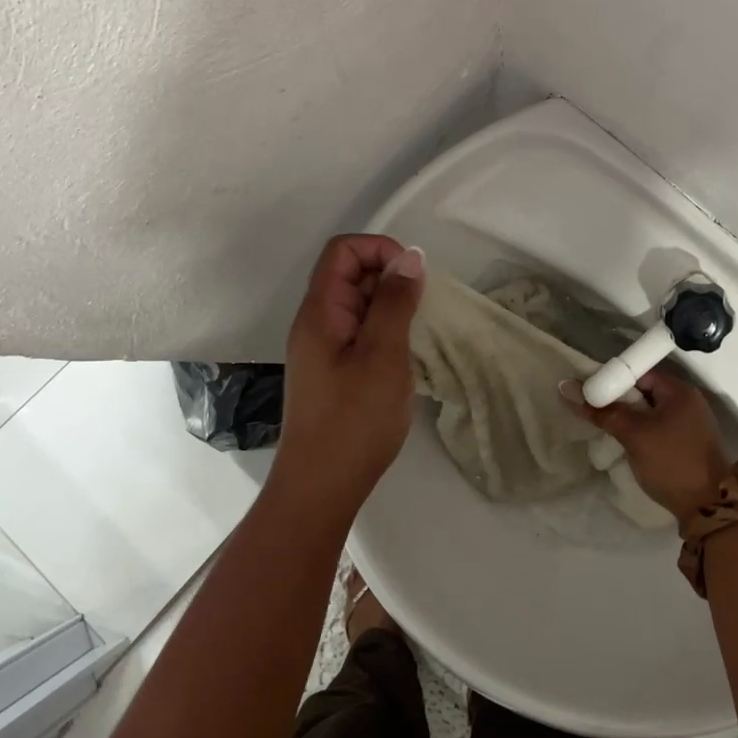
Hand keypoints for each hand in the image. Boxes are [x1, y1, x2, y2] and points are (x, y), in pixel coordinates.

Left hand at [275, 234, 425, 505]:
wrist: (321, 487)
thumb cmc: (353, 420)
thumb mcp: (382, 354)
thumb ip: (395, 302)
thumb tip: (410, 257)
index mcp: (320, 311)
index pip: (343, 251)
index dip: (380, 250)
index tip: (413, 277)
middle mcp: (316, 323)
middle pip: (350, 274)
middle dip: (390, 278)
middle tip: (421, 310)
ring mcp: (324, 349)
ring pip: (359, 305)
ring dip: (391, 308)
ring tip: (417, 334)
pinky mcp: (335, 372)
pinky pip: (361, 333)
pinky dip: (386, 333)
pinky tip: (406, 358)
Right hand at [563, 369, 729, 521]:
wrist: (708, 507)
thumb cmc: (671, 462)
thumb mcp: (633, 434)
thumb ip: (601, 410)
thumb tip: (566, 387)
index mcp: (680, 391)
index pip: (640, 373)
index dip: (614, 381)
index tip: (591, 395)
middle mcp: (688, 402)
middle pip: (644, 393)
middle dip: (619, 402)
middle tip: (594, 413)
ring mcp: (690, 425)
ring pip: (650, 414)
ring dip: (628, 420)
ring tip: (605, 429)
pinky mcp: (687, 445)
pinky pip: (658, 430)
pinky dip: (641, 433)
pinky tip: (625, 445)